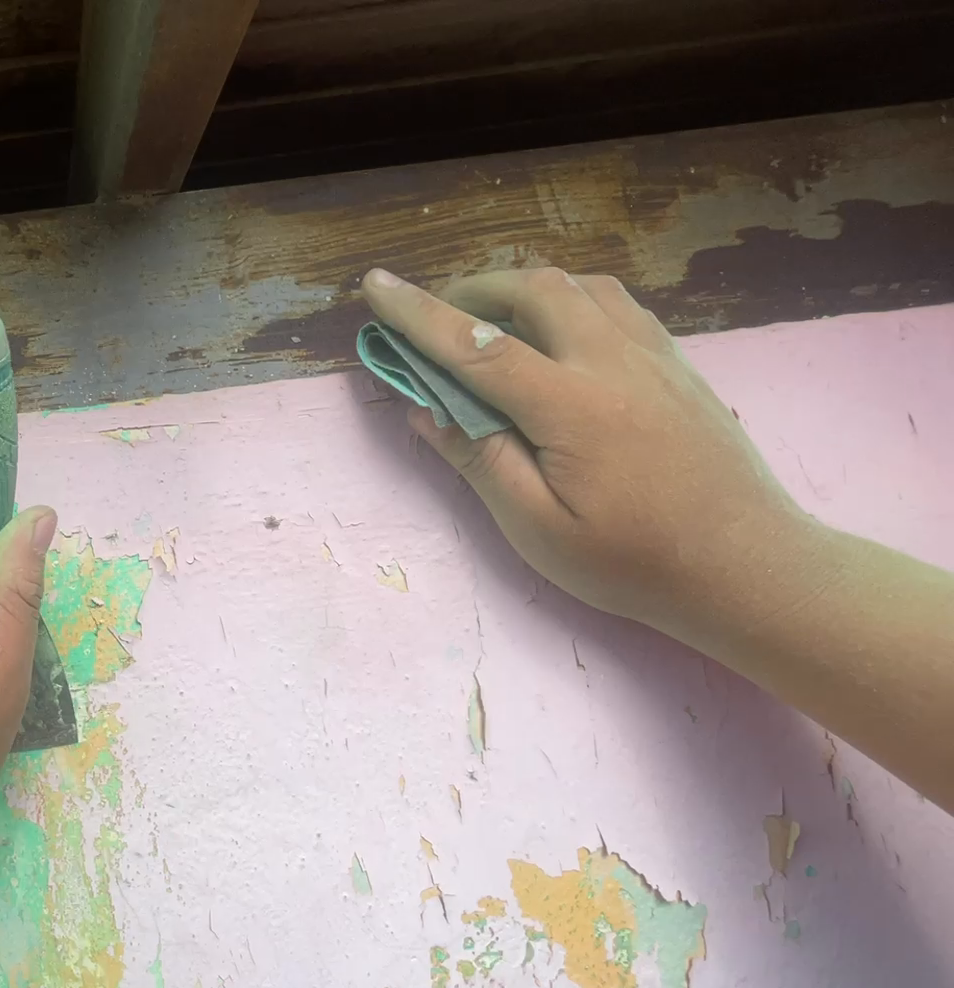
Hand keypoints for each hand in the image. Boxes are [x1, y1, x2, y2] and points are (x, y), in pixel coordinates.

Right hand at [361, 266, 813, 639]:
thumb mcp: (533, 526)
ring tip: (489, 326)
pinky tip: (551, 338)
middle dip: (474, 290)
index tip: (376, 282)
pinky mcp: (676, 366)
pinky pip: (615, 306)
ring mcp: (655, 358)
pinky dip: (567, 303)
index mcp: (573, 407)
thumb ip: (478, 459)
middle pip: (538, 290)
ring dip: (523, 291)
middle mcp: (616, 364)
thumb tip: (423, 409)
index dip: (418, 313)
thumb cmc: (629, 560)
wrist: (748, 568)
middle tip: (436, 321)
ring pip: (582, 287)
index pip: (478, 346)